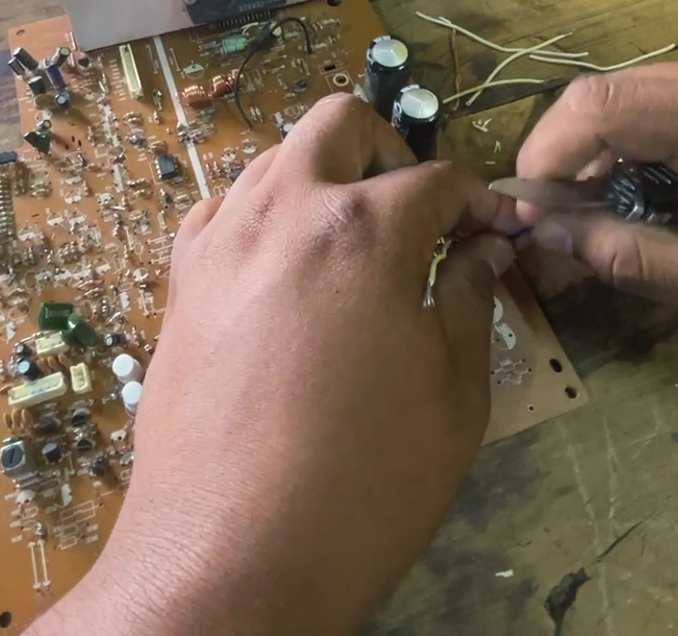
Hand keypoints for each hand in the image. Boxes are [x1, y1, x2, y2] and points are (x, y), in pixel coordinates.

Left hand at [34, 94, 519, 634]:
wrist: (227, 556)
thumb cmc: (361, 483)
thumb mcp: (452, 397)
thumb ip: (471, 302)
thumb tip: (489, 250)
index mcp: (364, 229)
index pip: (438, 180)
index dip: (478, 199)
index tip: (495, 228)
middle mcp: (286, 208)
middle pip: (340, 121)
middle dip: (389, 149)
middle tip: (413, 210)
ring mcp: (223, 237)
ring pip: (276, 156)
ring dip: (324, 176)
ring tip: (349, 240)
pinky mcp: (183, 276)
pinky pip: (223, 207)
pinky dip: (262, 212)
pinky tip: (282, 266)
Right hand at [515, 54, 677, 410]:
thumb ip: (632, 256)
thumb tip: (542, 229)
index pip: (601, 105)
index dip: (547, 155)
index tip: (532, 214)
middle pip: (612, 90)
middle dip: (567, 151)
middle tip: (561, 219)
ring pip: (638, 94)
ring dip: (602, 149)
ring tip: (603, 212)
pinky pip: (675, 105)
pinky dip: (641, 145)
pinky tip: (654, 193)